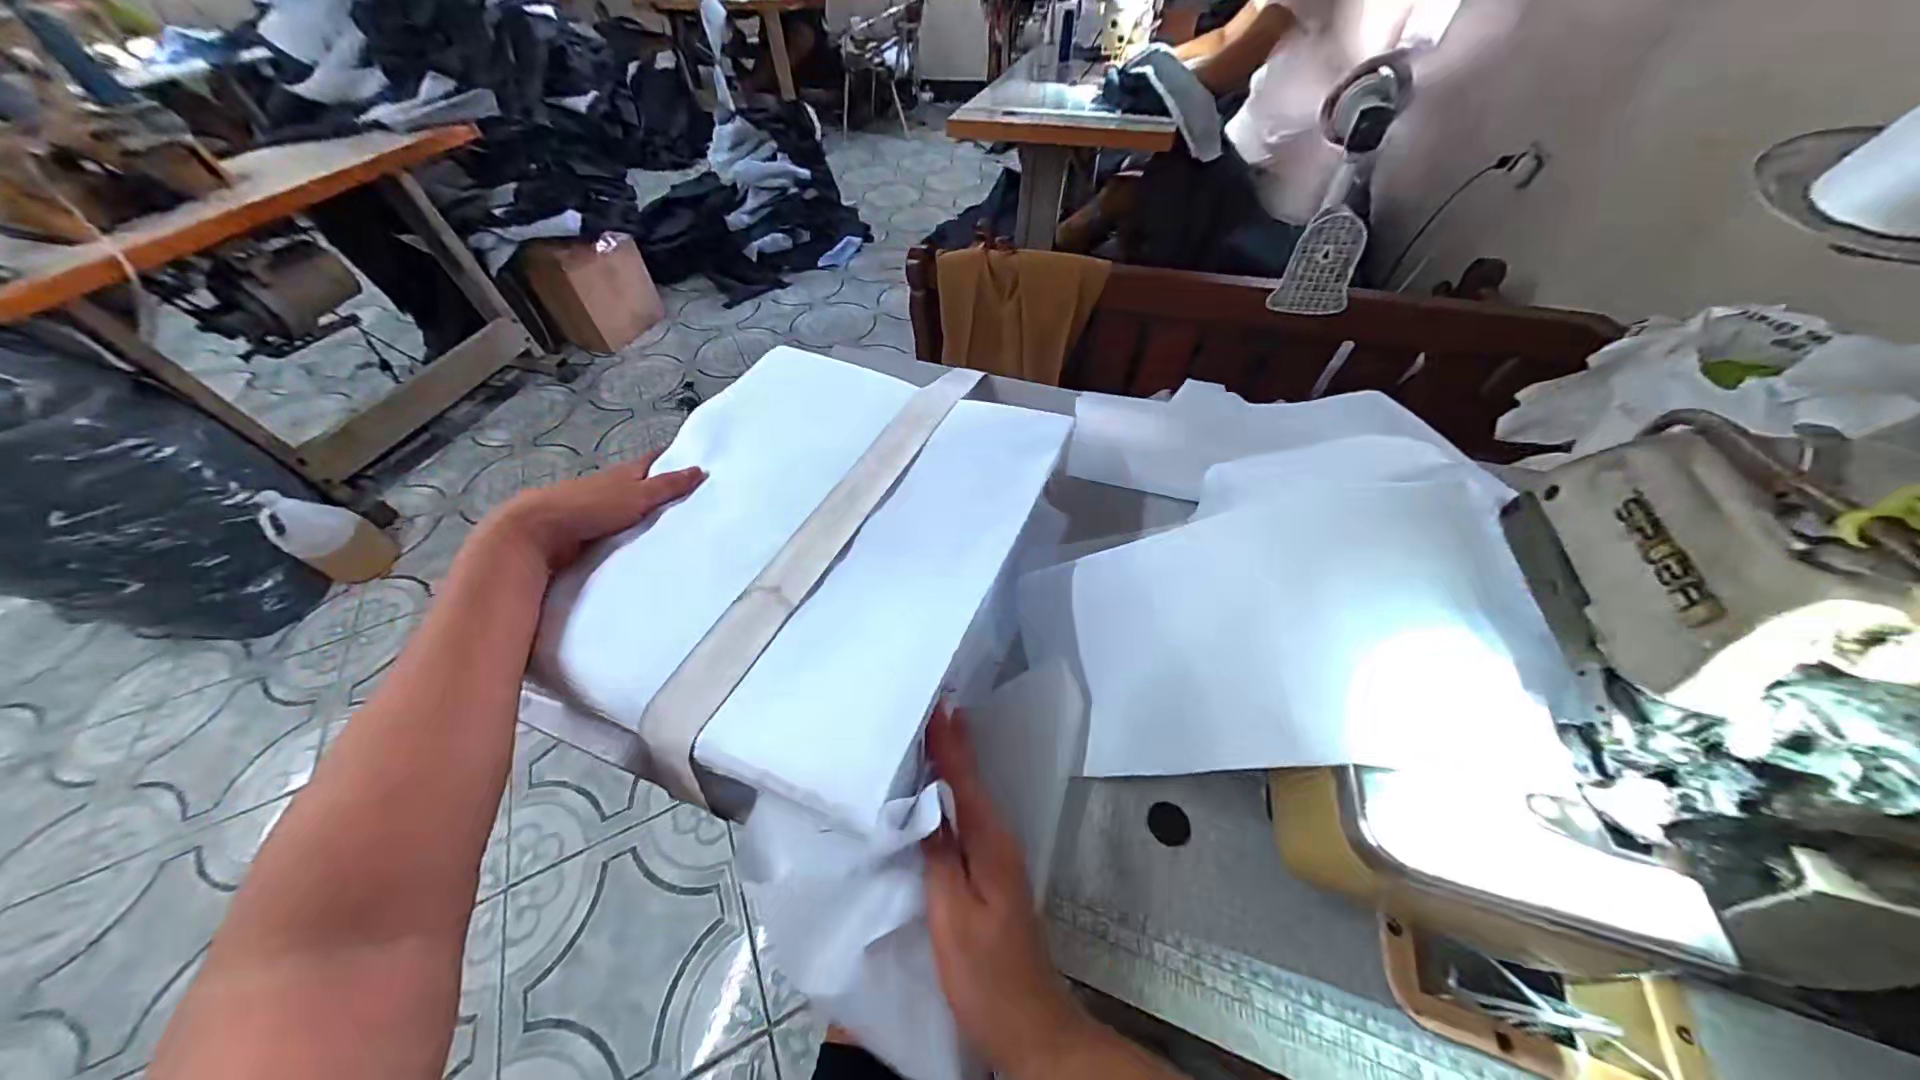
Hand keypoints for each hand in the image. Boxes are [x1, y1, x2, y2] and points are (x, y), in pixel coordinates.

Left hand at [479, 453, 704, 570]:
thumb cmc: (591, 506)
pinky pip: (621, 531)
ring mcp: (599, 511)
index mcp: (625, 473)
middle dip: (666, 490)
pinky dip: (635, 534)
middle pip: (644, 486)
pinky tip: (649, 545)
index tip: (699, 463)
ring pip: (632, 510)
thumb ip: (668, 486)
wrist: (540, 533)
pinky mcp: (591, 533)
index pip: (655, 461)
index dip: (674, 459)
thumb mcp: (638, 495)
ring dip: (650, 516)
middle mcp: (613, 488)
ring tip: (680, 528)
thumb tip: (700, 469)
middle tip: (698, 501)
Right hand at [922, 705, 1096, 1077]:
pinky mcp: (990, 876)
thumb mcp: (951, 916)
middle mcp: (999, 842)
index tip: (938, 705)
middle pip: (971, 784)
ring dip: (951, 768)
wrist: (1028, 1025)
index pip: (965, 781)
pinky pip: (967, 823)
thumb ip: (938, 858)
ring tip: (928, 737)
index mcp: (990, 843)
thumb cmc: (985, 973)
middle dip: (952, 745)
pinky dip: (951, 799)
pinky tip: (935, 796)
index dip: (950, 743)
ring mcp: (997, 859)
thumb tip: (925, 805)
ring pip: (970, 801)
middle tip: (930, 708)